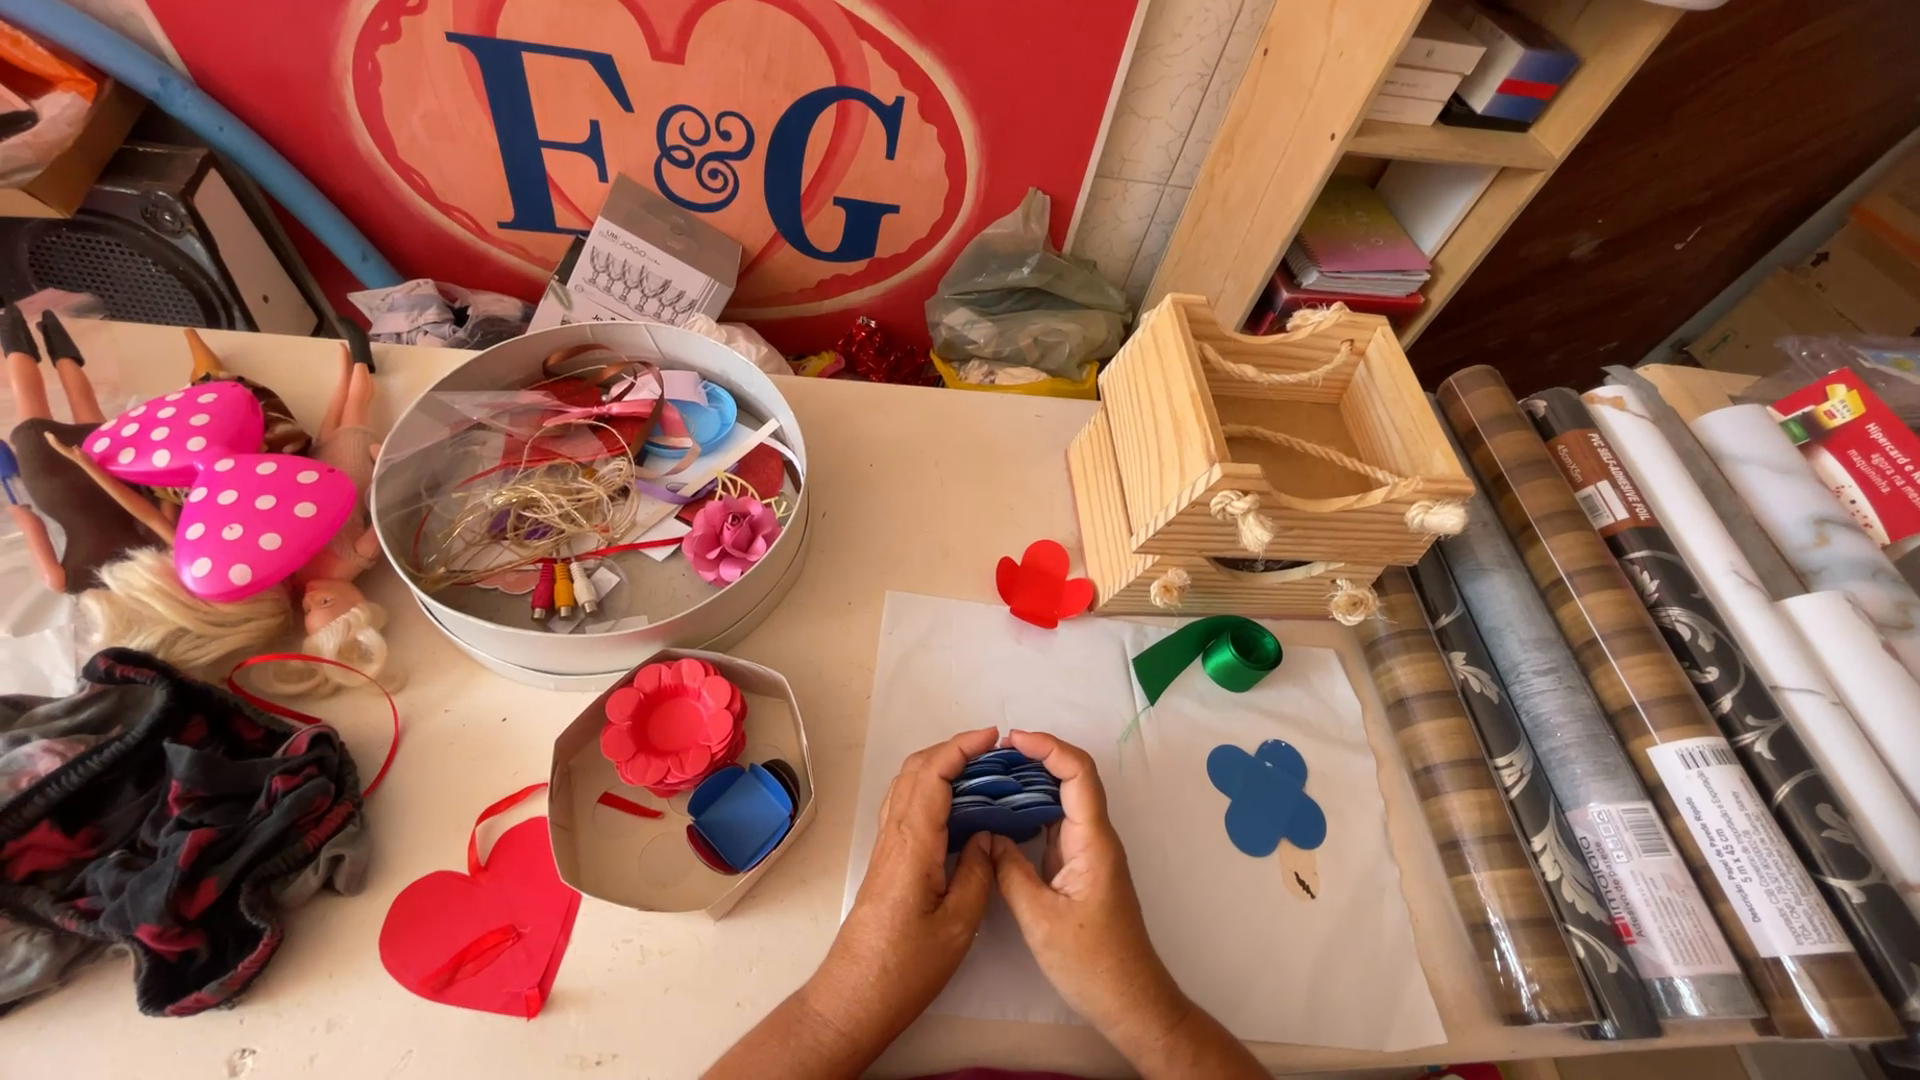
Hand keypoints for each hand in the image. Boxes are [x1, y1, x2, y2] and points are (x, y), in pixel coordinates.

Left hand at [803, 726, 999, 1047]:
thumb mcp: (958, 926)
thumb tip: (987, 834)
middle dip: (953, 747)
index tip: (992, 737)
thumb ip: (978, 873)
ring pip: (908, 784)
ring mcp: (887, 844)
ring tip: (978, 768)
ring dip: (940, 763)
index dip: (961, 747)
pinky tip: (955, 803)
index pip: (933, 774)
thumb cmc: (906, 967)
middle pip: (916, 769)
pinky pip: (907, 804)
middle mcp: (895, 833)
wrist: (855, 996)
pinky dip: (930, 786)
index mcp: (913, 843)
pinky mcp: (887, 858)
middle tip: (991, 749)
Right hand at [987, 731, 1185, 1038]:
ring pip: (1064, 798)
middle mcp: (1095, 836)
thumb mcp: (1040, 919)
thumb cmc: (1091, 963)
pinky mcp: (1080, 866)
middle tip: (994, 755)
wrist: (1131, 1002)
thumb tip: (986, 834)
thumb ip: (1010, 871)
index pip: (1078, 773)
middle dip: (1037, 756)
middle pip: (1073, 777)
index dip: (1048, 747)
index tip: (1012, 740)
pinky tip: (1005, 812)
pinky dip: (1032, 808)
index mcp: (1092, 841)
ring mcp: (1089, 850)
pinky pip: (1057, 822)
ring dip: (1033, 780)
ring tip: (993, 775)